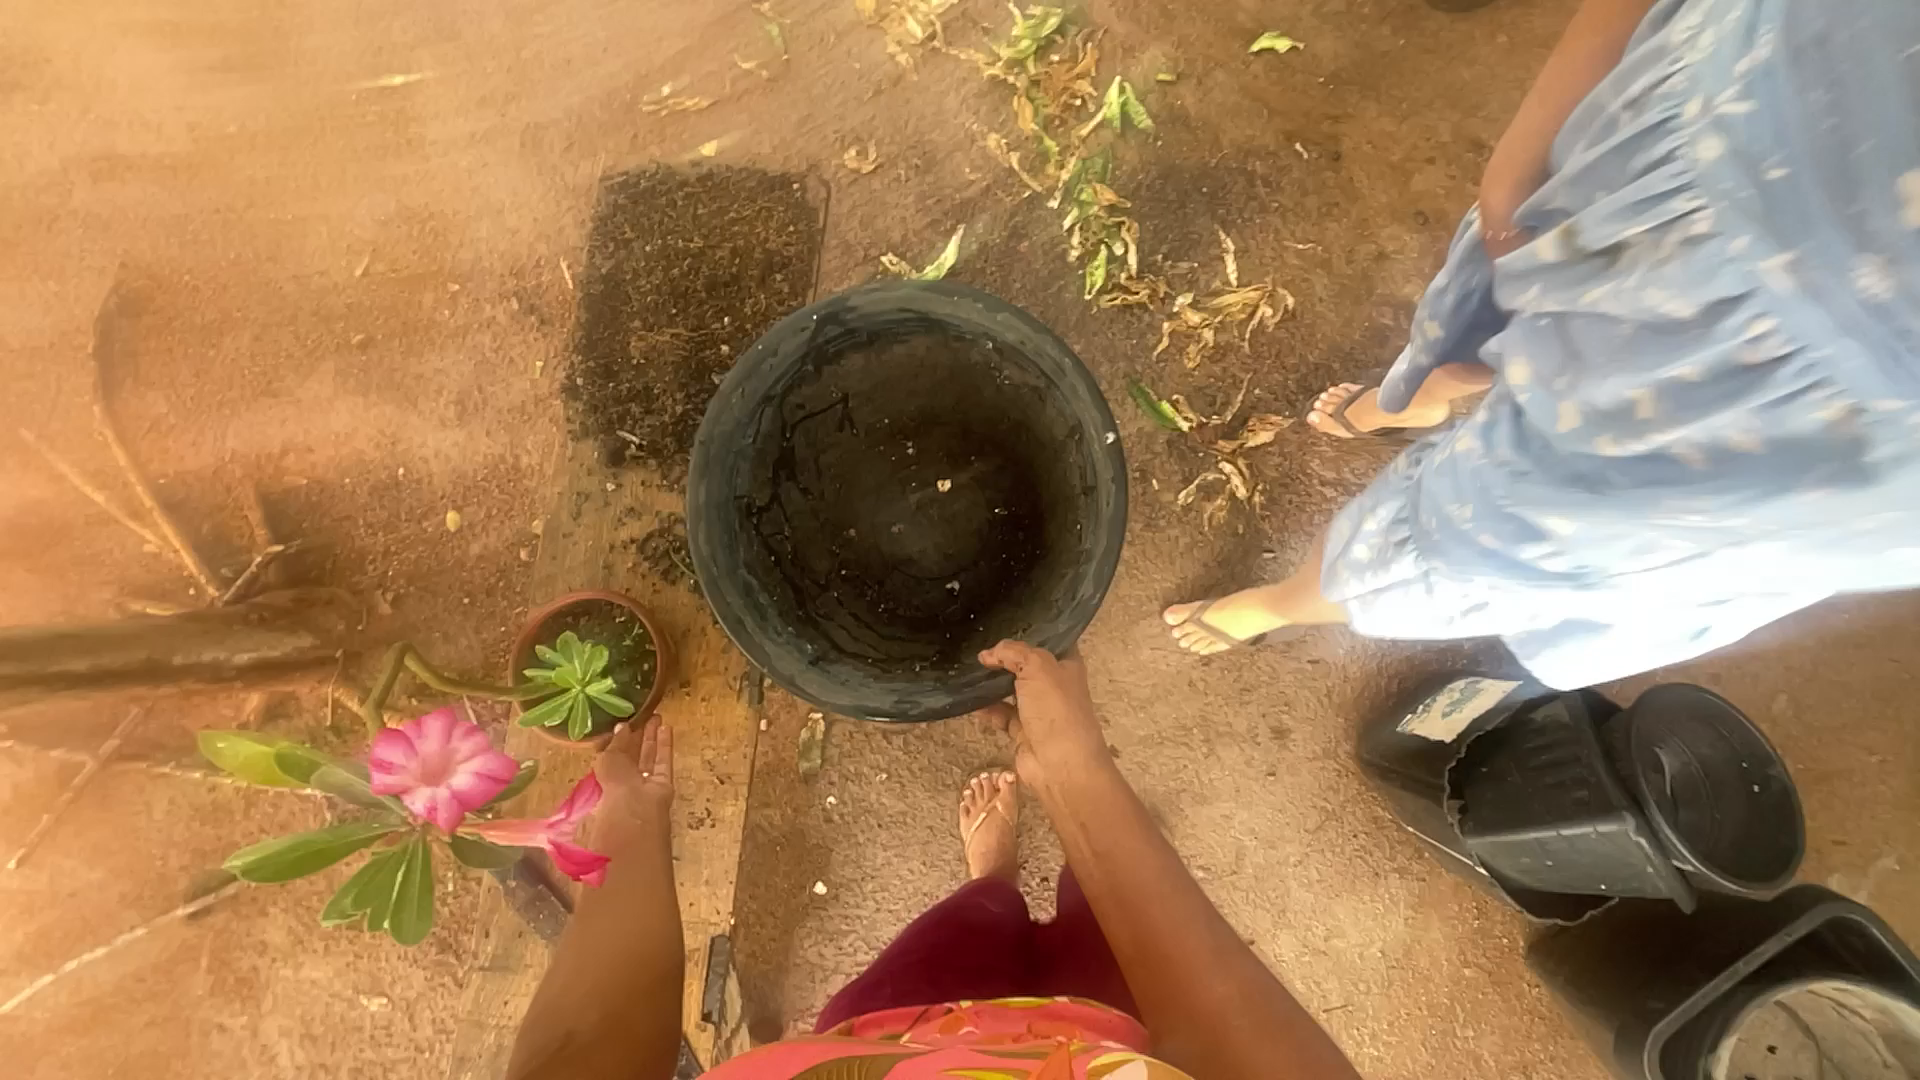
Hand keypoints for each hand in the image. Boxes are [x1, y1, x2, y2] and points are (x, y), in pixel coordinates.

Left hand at [593, 715, 672, 834]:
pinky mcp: (663, 782)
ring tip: (657, 716)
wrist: (636, 807)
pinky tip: (667, 728)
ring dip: (652, 736)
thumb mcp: (607, 757)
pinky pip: (663, 761)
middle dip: (637, 735)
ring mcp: (645, 782)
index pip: (613, 755)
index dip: (619, 738)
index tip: (626, 721)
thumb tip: (623, 726)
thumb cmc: (614, 782)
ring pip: (649, 756)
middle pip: (632, 754)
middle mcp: (625, 780)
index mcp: (605, 776)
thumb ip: (617, 741)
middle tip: (644, 715)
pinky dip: (665, 745)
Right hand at [975, 641, 1111, 794]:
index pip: (1050, 639)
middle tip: (978, 644)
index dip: (1030, 630)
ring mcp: (1038, 708)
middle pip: (1026, 664)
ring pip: (1011, 688)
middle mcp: (1054, 683)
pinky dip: (986, 707)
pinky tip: (970, 700)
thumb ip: (1012, 652)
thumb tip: (987, 654)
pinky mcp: (1022, 730)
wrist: (1060, 764)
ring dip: (991, 682)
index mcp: (1067, 664)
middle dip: (1005, 656)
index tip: (1004, 622)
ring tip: (968, 668)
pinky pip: (1000, 713)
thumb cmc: (1056, 707)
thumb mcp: (1036, 666)